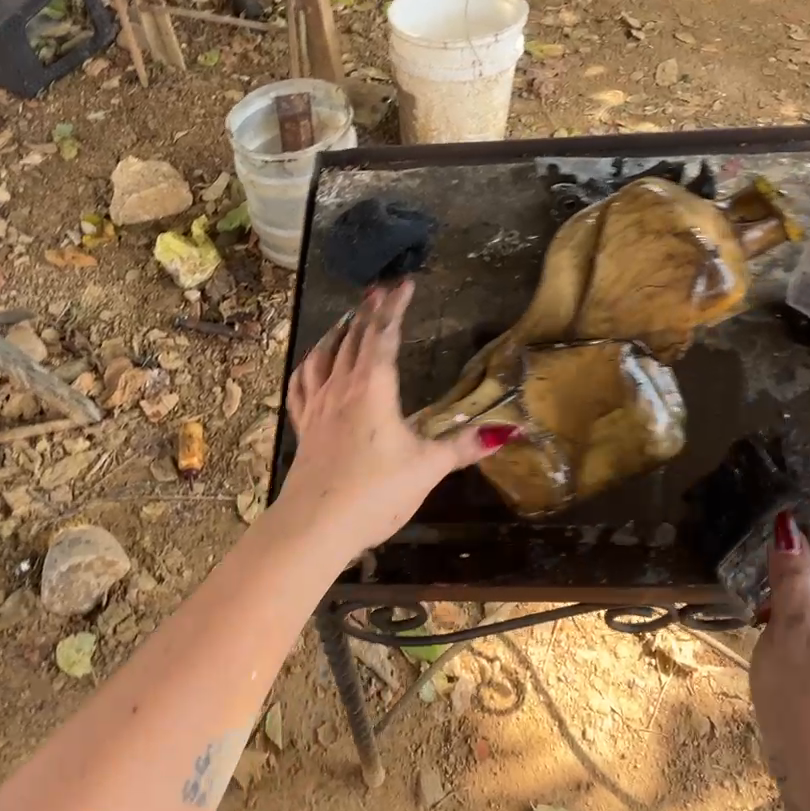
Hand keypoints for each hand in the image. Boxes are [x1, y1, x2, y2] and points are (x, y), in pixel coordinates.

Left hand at [277, 280, 511, 554]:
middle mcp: (341, 387)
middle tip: (380, 290)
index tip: (403, 284)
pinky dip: (310, 365)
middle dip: (369, 311)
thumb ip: (463, 447)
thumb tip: (507, 432)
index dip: (395, 307)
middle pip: (354, 338)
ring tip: (348, 319)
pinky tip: (313, 364)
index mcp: (373, 388)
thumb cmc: (375, 493)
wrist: (315, 526)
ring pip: (325, 355)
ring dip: (338, 332)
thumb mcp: (426, 468)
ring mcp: (316, 406)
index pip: (384, 335)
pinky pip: (303, 384)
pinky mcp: (304, 427)